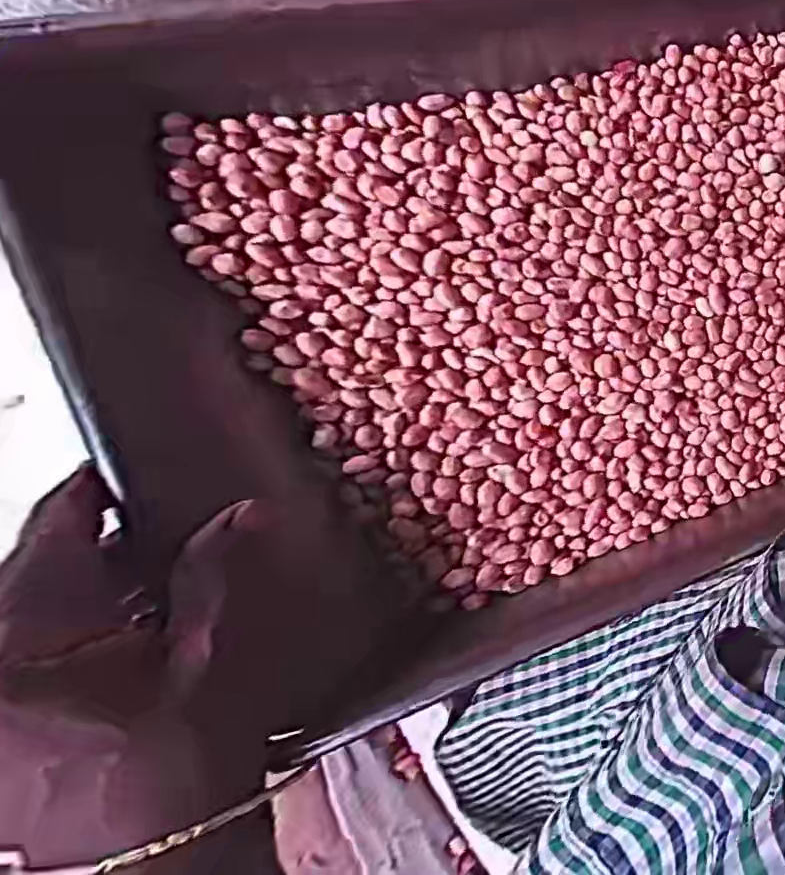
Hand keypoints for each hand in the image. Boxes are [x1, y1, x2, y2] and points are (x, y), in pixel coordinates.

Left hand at [0, 468, 406, 870]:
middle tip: (141, 527)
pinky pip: (7, 644)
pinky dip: (53, 622)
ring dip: (67, 585)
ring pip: (8, 608)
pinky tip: (105, 626)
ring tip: (130, 581)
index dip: (77, 499)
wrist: (138, 844)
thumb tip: (237, 514)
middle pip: (17, 574)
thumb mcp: (205, 656)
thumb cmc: (176, 754)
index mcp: (32, 647)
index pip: (44, 544)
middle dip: (79, 545)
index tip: (105, 472)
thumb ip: (208, 578)